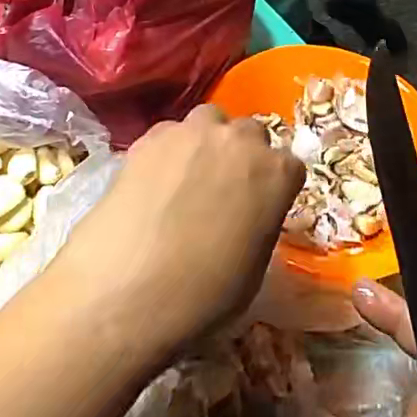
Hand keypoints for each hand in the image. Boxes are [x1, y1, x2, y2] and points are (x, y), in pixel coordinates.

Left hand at [51, 106, 303, 357]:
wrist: (127, 285)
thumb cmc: (204, 294)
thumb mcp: (253, 270)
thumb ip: (258, 222)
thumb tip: (247, 214)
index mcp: (274, 173)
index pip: (289, 165)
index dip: (274, 186)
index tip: (262, 205)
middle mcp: (236, 140)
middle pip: (248, 133)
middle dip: (242, 156)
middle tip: (224, 190)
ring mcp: (189, 131)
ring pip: (208, 121)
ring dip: (206, 142)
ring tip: (188, 178)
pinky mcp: (149, 135)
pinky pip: (170, 133)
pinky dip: (169, 150)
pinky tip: (154, 182)